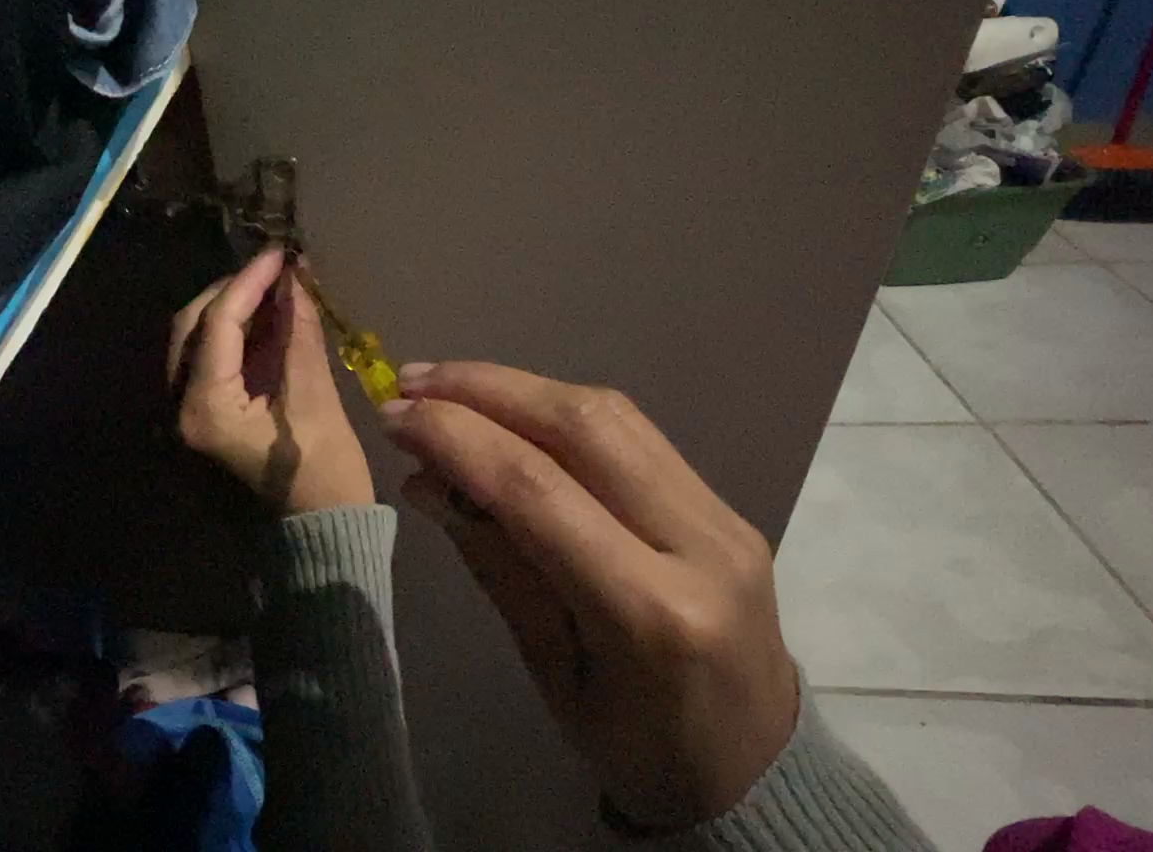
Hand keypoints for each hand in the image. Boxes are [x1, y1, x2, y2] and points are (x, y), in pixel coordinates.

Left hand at [169, 246, 375, 515]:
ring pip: (198, 341)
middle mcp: (181, 408)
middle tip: (276, 270)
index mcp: (204, 410)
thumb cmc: (323, 475)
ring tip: (278, 287)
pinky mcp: (207, 414)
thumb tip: (298, 278)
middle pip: (194, 327)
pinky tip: (271, 316)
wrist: (321, 530)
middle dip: (233, 292)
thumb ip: (300, 333)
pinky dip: (239, 335)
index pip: (217, 326)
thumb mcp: (315, 400)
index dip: (250, 283)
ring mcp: (189, 413)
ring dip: (235, 310)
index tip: (281, 255)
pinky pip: (213, 361)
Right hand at [380, 361, 797, 830]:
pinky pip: (631, 430)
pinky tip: (508, 405)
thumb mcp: (550, 673)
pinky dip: (555, 405)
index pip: (538, 490)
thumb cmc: (637, 749)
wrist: (758, 770)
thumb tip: (426, 480)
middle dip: (484, 389)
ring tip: (446, 384)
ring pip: (610, 413)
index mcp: (652, 613)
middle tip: (411, 382)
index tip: (393, 415)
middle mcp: (700, 543)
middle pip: (581, 427)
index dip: (457, 438)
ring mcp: (721, 514)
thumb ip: (495, 566)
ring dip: (518, 385)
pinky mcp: (721, 501)